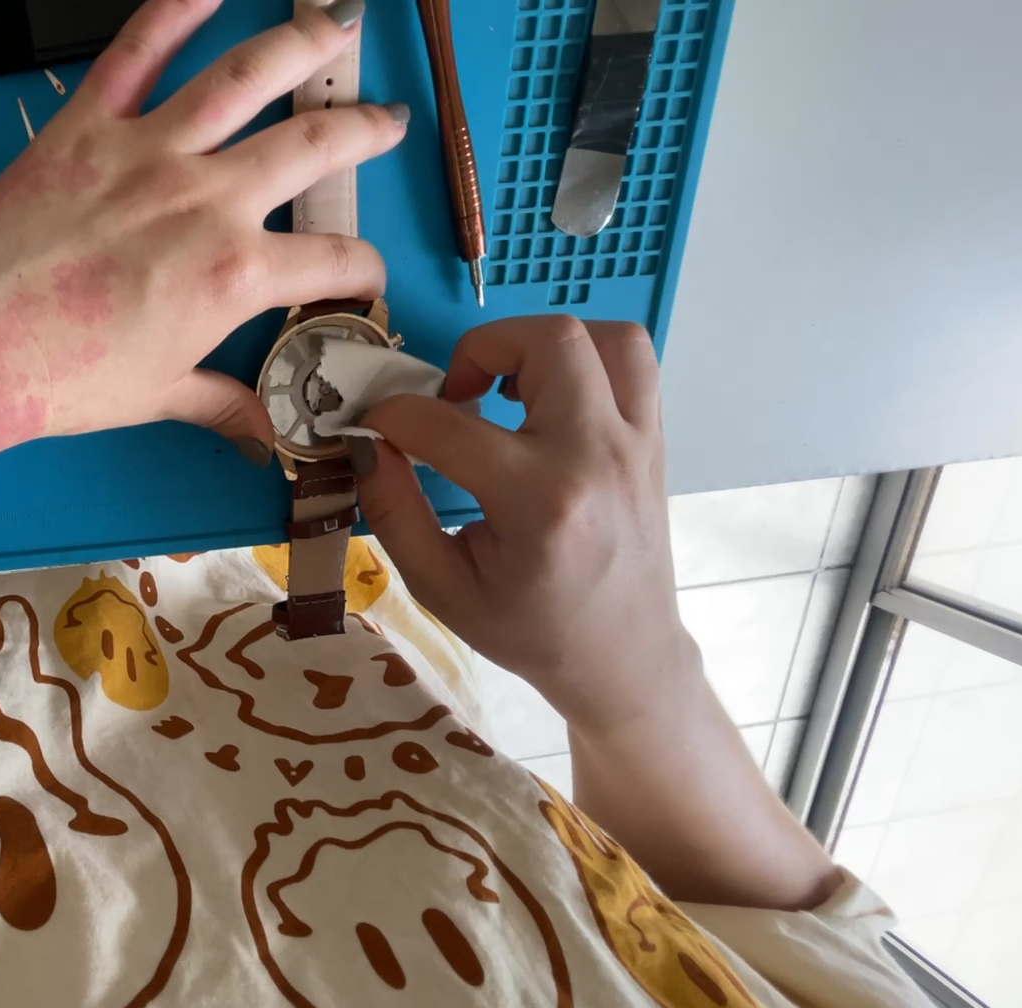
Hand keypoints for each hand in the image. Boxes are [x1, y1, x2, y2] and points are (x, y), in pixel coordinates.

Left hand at [0, 0, 406, 454]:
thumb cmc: (63, 380)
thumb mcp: (158, 396)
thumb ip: (224, 404)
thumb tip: (265, 431)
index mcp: (231, 277)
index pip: (329, 262)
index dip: (363, 271)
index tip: (366, 277)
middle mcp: (206, 200)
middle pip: (311, 148)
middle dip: (363, 133)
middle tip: (388, 123)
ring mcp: (147, 152)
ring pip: (248, 75)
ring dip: (305, 44)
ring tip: (339, 28)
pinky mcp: (87, 126)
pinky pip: (140, 47)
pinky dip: (178, 6)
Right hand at [357, 316, 699, 730]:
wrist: (622, 656)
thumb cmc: (526, 630)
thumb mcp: (439, 586)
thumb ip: (395, 512)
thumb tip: (368, 447)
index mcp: (539, 501)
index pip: (448, 425)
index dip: (393, 416)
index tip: (373, 427)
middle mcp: (597, 455)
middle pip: (548, 342)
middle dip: (479, 349)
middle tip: (451, 396)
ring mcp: (638, 442)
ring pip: (604, 335)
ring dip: (538, 344)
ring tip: (503, 388)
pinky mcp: (654, 440)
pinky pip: (631, 360)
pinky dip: (580, 360)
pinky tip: (543, 401)